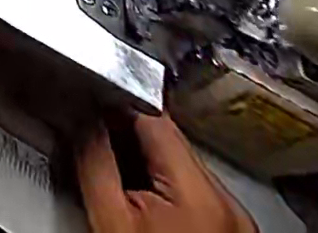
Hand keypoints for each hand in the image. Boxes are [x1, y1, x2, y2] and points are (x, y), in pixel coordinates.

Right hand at [76, 113, 256, 232]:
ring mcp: (234, 220)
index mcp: (201, 193)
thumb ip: (94, 159)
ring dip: (142, 151)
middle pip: (167, 136)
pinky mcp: (230, 231)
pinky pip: (188, 185)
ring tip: (112, 163)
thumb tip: (82, 115)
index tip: (90, 97)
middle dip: (127, 128)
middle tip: (93, 130)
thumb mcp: (110, 221)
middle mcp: (228, 203)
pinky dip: (160, 177)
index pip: (153, 115)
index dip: (116, 101)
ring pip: (177, 158)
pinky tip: (137, 190)